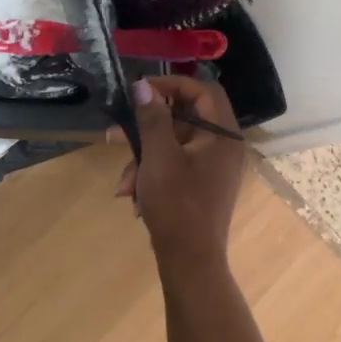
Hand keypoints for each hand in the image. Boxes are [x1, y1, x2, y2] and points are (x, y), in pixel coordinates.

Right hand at [117, 75, 246, 262]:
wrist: (190, 257)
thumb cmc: (177, 203)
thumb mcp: (158, 156)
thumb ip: (152, 118)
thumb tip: (143, 86)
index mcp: (222, 135)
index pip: (203, 90)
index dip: (171, 84)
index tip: (140, 90)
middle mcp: (223, 147)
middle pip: (184, 119)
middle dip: (147, 130)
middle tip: (116, 134)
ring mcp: (213, 167)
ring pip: (173, 145)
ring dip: (143, 158)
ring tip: (124, 184)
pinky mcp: (201, 184)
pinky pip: (174, 165)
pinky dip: (151, 173)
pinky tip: (132, 195)